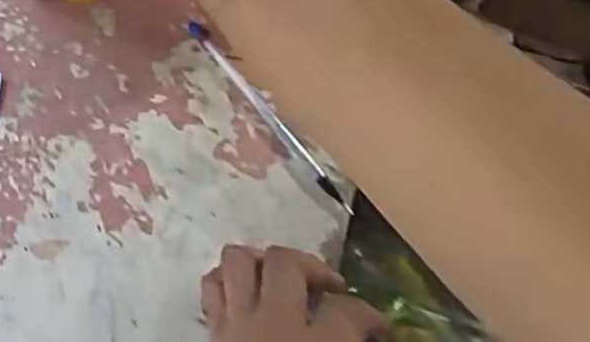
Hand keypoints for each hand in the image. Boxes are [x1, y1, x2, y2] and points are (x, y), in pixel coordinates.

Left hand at [200, 246, 386, 340]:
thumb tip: (365, 330)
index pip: (346, 312)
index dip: (368, 312)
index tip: (379, 322)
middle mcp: (274, 322)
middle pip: (283, 264)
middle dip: (308, 264)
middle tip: (329, 283)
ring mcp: (236, 319)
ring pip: (236, 260)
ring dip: (258, 259)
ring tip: (279, 274)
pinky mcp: (212, 326)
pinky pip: (211, 284)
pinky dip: (225, 279)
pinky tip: (244, 289)